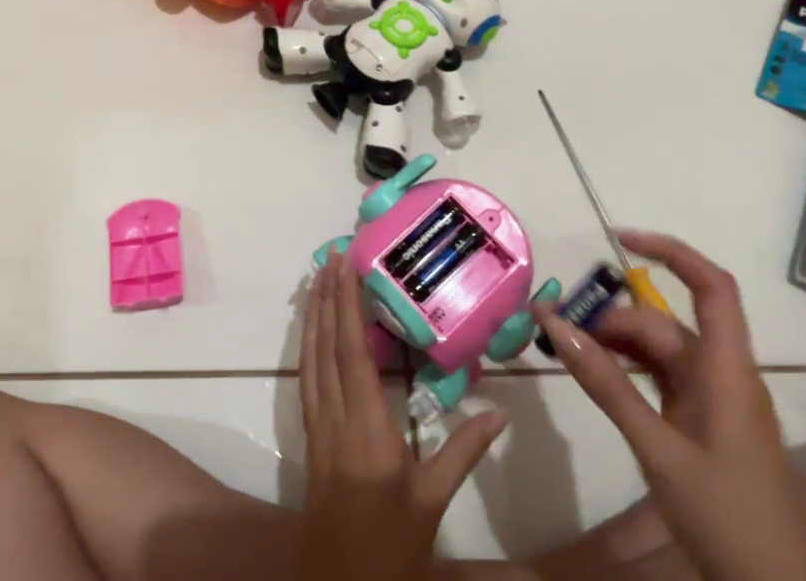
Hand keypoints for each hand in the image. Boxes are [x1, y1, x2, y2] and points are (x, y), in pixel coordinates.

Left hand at [297, 255, 505, 580]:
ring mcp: (316, 425)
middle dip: (327, 299)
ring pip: (309, 359)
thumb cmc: (390, 541)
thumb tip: (500, 411)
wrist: (337, 578)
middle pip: (325, 348)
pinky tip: (313, 332)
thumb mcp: (432, 499)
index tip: (346, 269)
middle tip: (330, 255)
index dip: (348, 308)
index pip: (353, 355)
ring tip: (318, 279)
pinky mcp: (310, 436)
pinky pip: (306, 379)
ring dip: (314, 316)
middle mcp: (334, 417)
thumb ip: (462, 451)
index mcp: (366, 427)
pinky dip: (308, 346)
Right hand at [532, 232, 805, 580]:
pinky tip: (597, 376)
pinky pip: (663, 376)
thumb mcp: (657, 449)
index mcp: (727, 372)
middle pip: (668, 322)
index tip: (619, 238)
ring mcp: (716, 398)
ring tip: (568, 351)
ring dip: (617, 343)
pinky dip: (628, 369)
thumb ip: (607, 385)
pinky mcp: (705, 420)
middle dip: (614, 317)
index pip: (713, 288)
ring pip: (662, 349)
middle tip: (558, 332)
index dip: (672, 252)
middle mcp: (724, 373)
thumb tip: (556, 326)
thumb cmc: (725, 515)